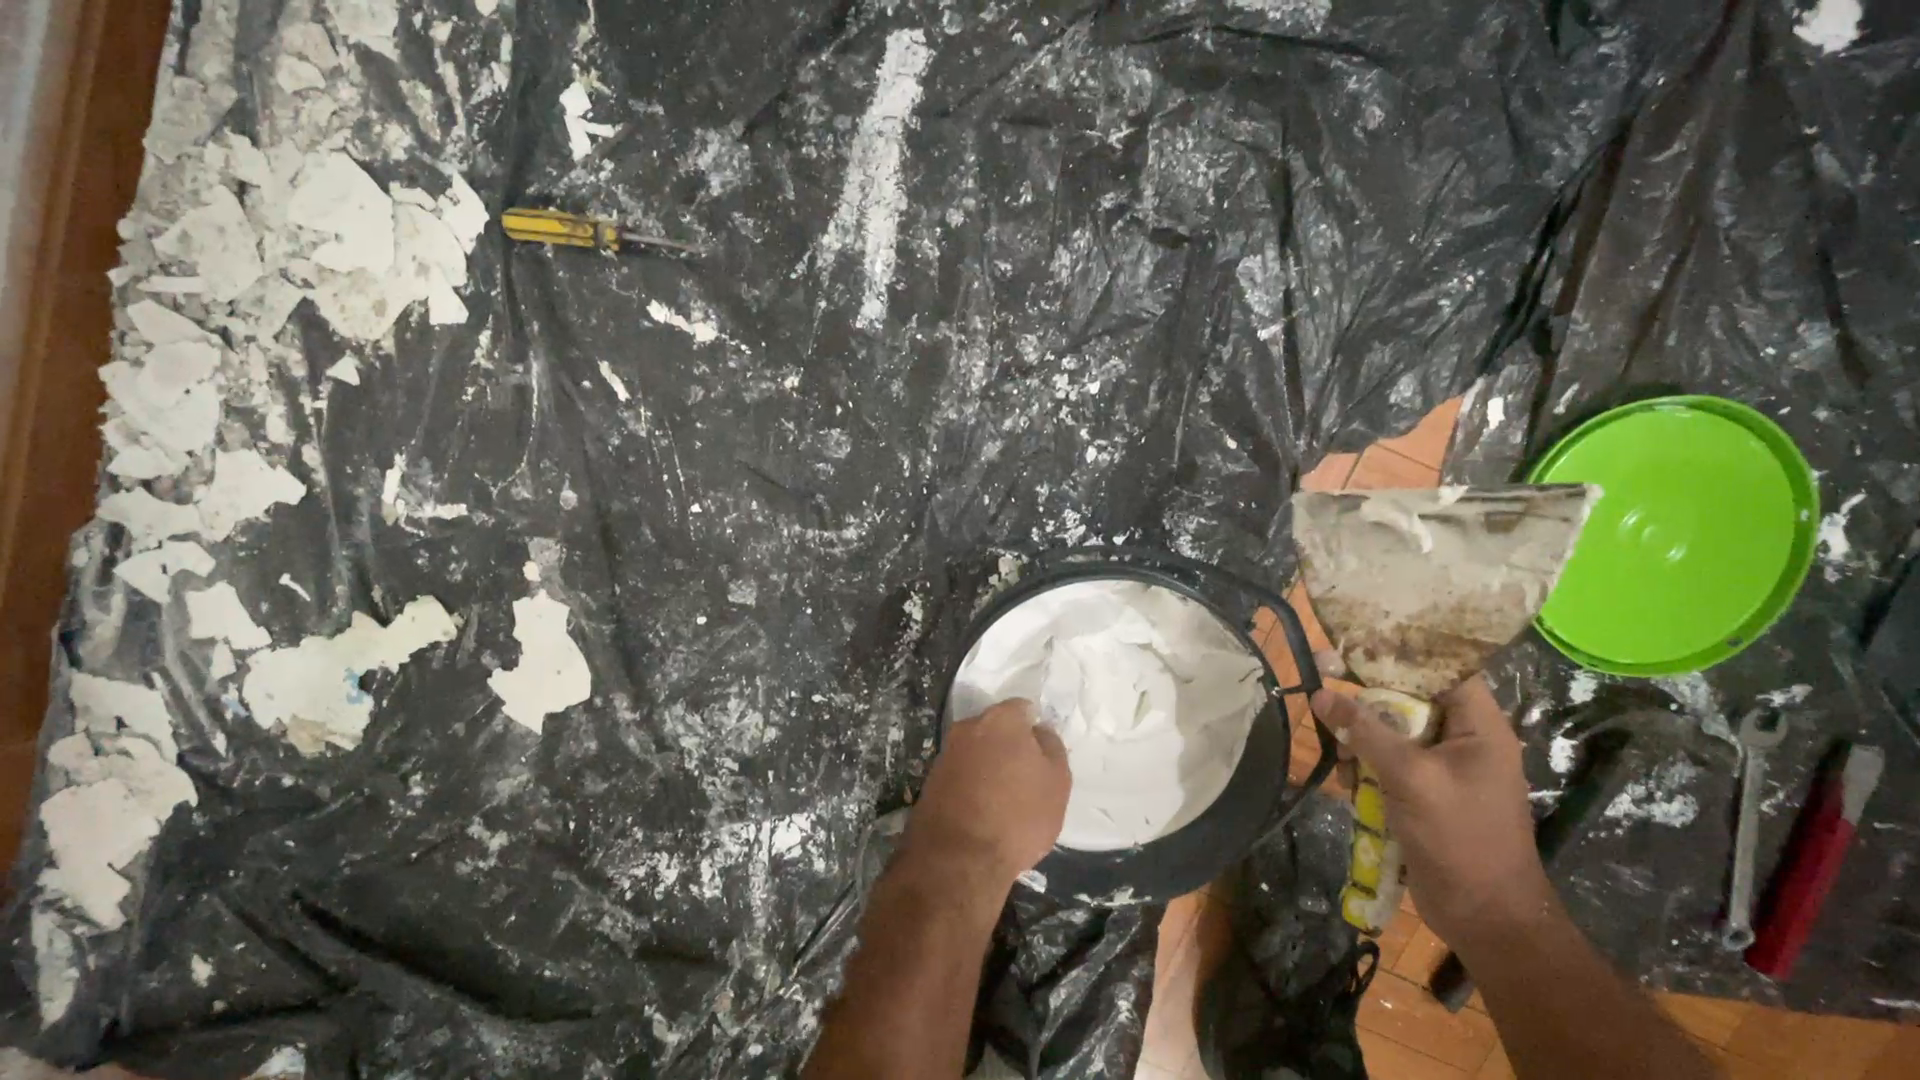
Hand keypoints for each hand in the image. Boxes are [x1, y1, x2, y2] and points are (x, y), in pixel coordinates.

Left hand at [905, 699, 1071, 885]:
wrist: (959, 859)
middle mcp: (967, 728)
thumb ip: (1051, 748)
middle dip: (1009, 746)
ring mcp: (945, 755)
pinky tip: (982, 812)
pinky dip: (971, 786)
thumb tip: (1039, 732)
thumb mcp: (1057, 782)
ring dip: (988, 767)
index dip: (1034, 728)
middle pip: (995, 729)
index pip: (1021, 709)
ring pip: (975, 753)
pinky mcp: (930, 782)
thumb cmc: (1018, 816)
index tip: (1041, 753)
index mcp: (1000, 720)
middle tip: (1026, 777)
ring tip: (1004, 800)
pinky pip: (960, 775)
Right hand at [1310, 676, 1554, 947]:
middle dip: (1368, 708)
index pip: (1442, 669)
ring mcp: (1445, 770)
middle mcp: (1464, 740)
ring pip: (1392, 735)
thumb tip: (1320, 693)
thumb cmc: (1459, 837)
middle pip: (1409, 701)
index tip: (1352, 650)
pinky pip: (1389, 767)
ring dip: (1361, 745)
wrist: (1485, 916)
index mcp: (1479, 727)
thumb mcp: (1409, 777)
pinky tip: (1349, 789)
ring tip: (1340, 763)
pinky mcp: (1427, 795)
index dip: (1399, 656)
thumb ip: (1364, 732)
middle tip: (1327, 706)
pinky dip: (1366, 772)